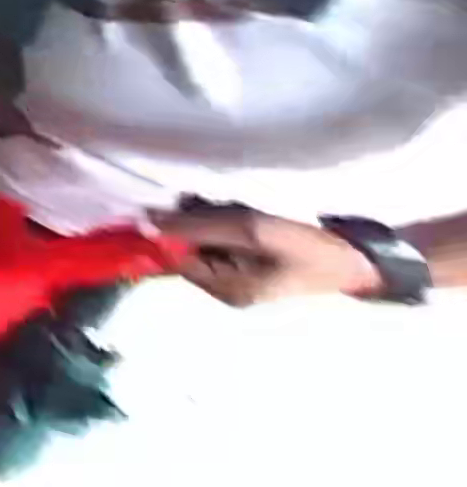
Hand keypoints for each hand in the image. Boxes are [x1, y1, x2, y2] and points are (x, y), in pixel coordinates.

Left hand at [153, 209, 382, 305]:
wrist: (355, 257)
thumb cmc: (305, 247)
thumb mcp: (247, 230)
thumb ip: (192, 226)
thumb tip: (142, 222)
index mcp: (222, 288)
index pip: (170, 251)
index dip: (173, 227)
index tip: (192, 211)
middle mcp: (220, 285)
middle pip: (181, 242)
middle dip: (196, 220)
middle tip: (226, 211)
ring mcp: (229, 273)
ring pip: (195, 234)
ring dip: (208, 216)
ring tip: (238, 212)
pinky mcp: (238, 259)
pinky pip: (213, 235)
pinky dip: (222, 220)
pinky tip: (242, 215)